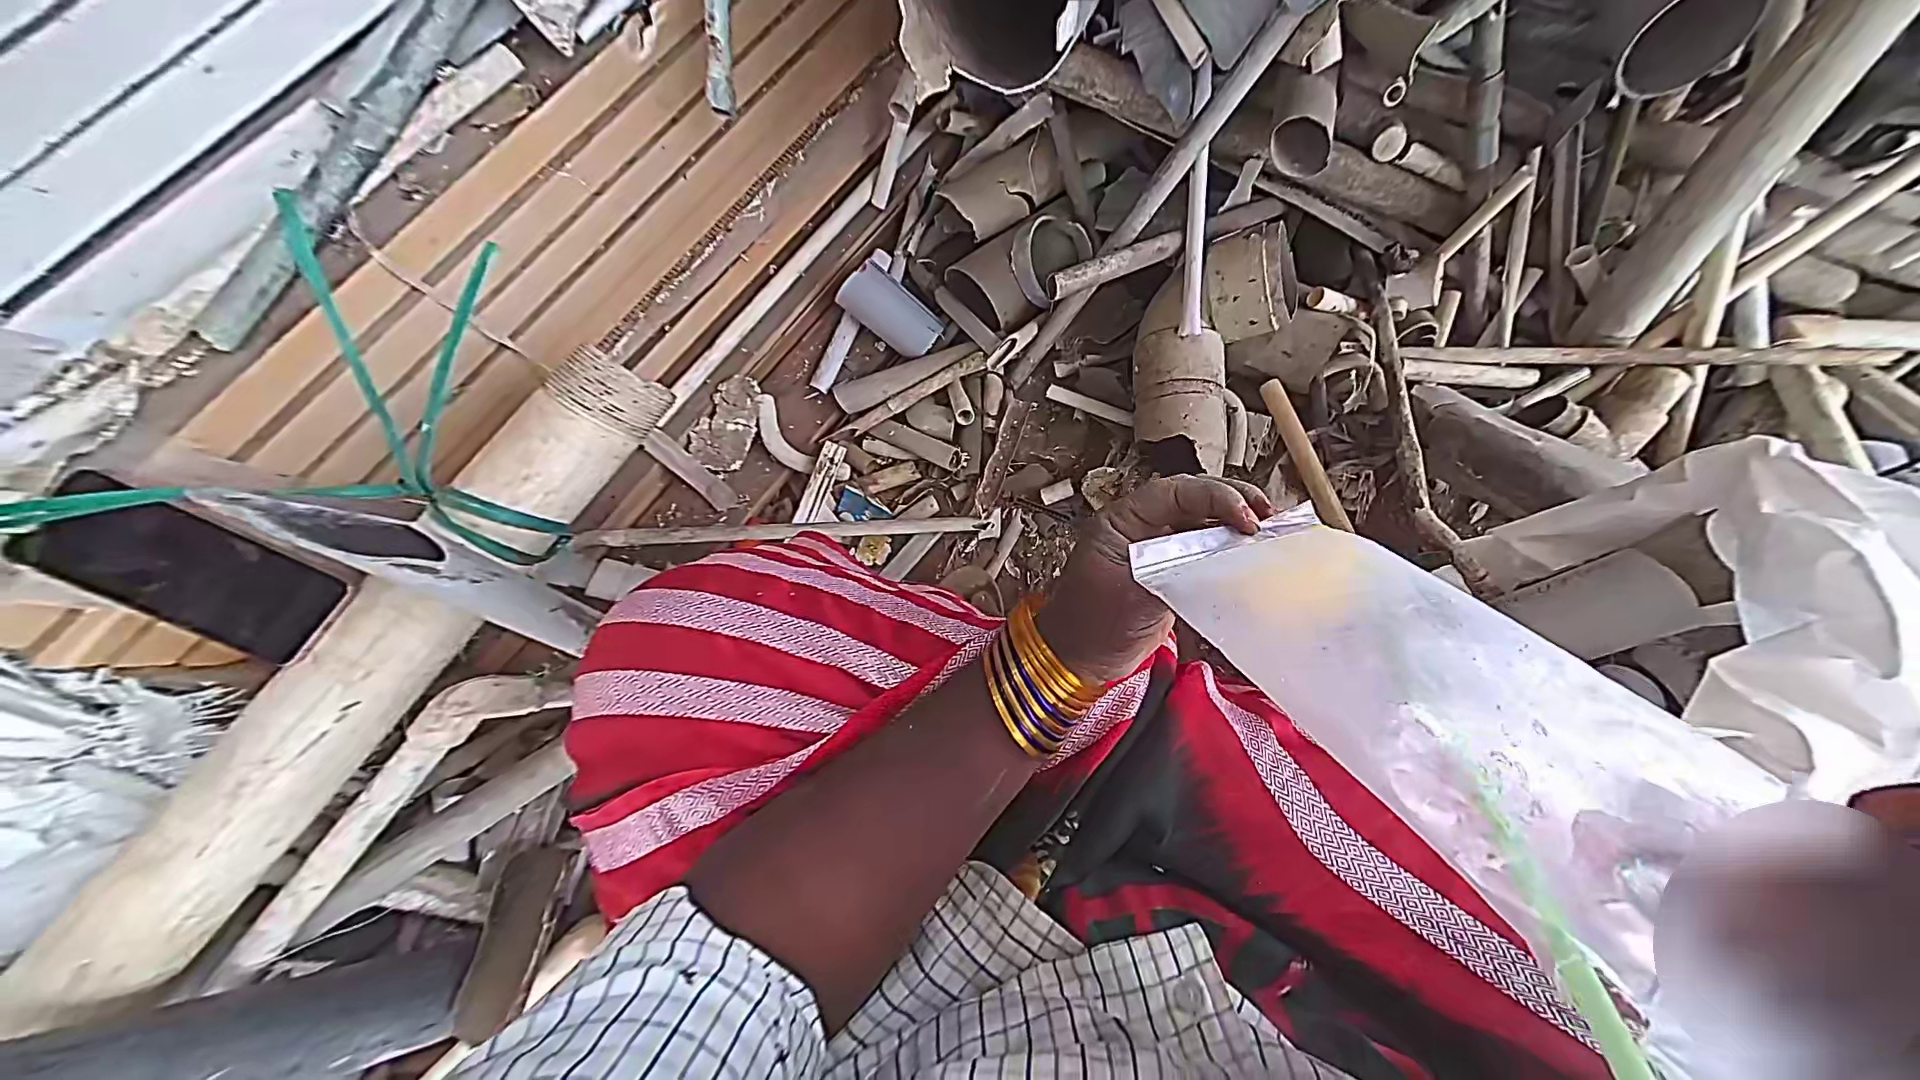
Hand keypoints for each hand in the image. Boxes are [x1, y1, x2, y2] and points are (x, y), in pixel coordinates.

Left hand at [1033, 476, 1271, 682]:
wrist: (1079, 660)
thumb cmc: (1090, 626)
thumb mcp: (1131, 597)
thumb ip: (1174, 573)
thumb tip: (1222, 559)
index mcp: (1120, 522)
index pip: (1172, 492)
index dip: (1213, 497)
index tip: (1245, 518)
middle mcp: (1140, 528)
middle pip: (1193, 500)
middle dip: (1233, 502)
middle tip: (1269, 518)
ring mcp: (1157, 549)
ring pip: (1203, 523)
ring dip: (1236, 525)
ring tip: (1270, 533)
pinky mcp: (1171, 572)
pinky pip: (1204, 551)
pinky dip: (1229, 552)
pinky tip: (1253, 557)